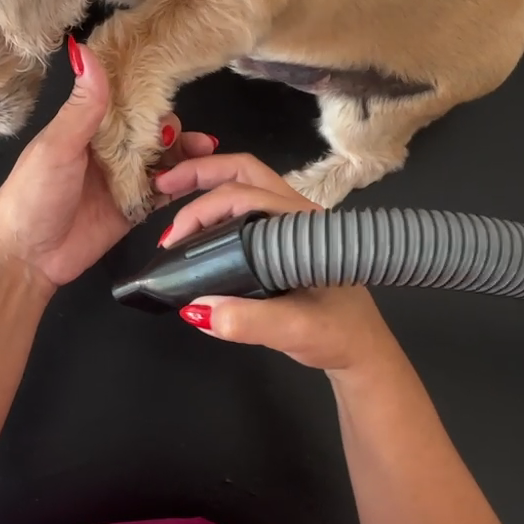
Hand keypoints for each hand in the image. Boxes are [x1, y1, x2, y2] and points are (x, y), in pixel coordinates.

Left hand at [0, 40, 216, 287]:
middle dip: (171, 128)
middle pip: (149, 131)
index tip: (170, 84)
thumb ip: (82, 107)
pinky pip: (164, 193)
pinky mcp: (133, 209)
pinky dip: (181, 185)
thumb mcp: (56, 147)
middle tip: (180, 135)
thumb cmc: (30, 197)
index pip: (124, 102)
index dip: (147, 93)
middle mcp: (107, 152)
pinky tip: (198, 178)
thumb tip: (86, 52)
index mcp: (86, 129)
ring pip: (162, 160)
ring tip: (202, 153)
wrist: (27, 258)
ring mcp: (122, 181)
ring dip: (183, 155)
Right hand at [153, 153, 398, 372]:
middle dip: (199, 173)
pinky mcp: (284, 241)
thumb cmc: (337, 335)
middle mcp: (298, 216)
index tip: (172, 243)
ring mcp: (292, 226)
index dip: (202, 210)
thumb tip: (197, 308)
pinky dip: (216, 207)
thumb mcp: (294, 331)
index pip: (245, 196)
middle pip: (244, 172)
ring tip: (171, 203)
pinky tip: (196, 230)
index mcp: (302, 226)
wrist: (363, 351)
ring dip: (207, 187)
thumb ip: (248, 321)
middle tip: (161, 185)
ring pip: (246, 186)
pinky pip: (247, 208)